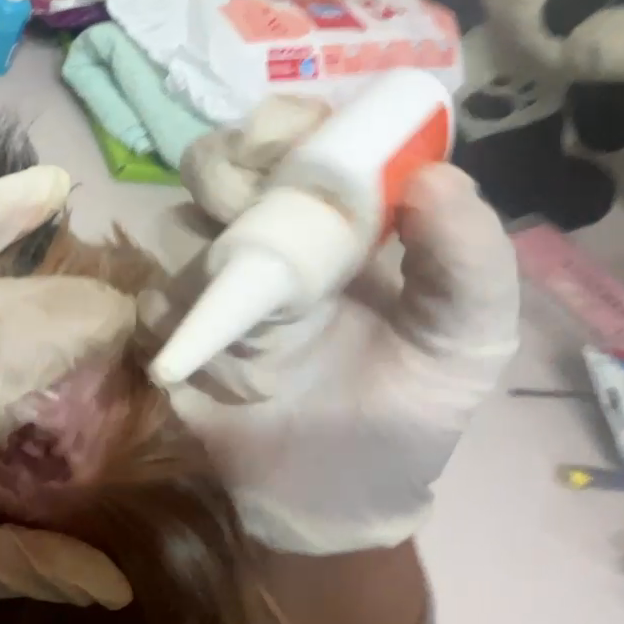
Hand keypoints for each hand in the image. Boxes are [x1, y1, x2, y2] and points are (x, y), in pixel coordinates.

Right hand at [141, 99, 519, 554]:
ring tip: (246, 307)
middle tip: (249, 204)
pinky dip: (176, 320)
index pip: (304, 141)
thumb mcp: (463, 347)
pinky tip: (215, 363)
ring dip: (204, 250)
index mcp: (339, 224)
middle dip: (226, 169)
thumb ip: (469, 266)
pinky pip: (153, 298)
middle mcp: (268, 236)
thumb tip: (436, 176)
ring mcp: (211, 278)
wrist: (321, 500)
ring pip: (177, 222)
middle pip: (220, 163)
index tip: (297, 139)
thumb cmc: (400, 417)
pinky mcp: (167, 323)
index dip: (292, 123)